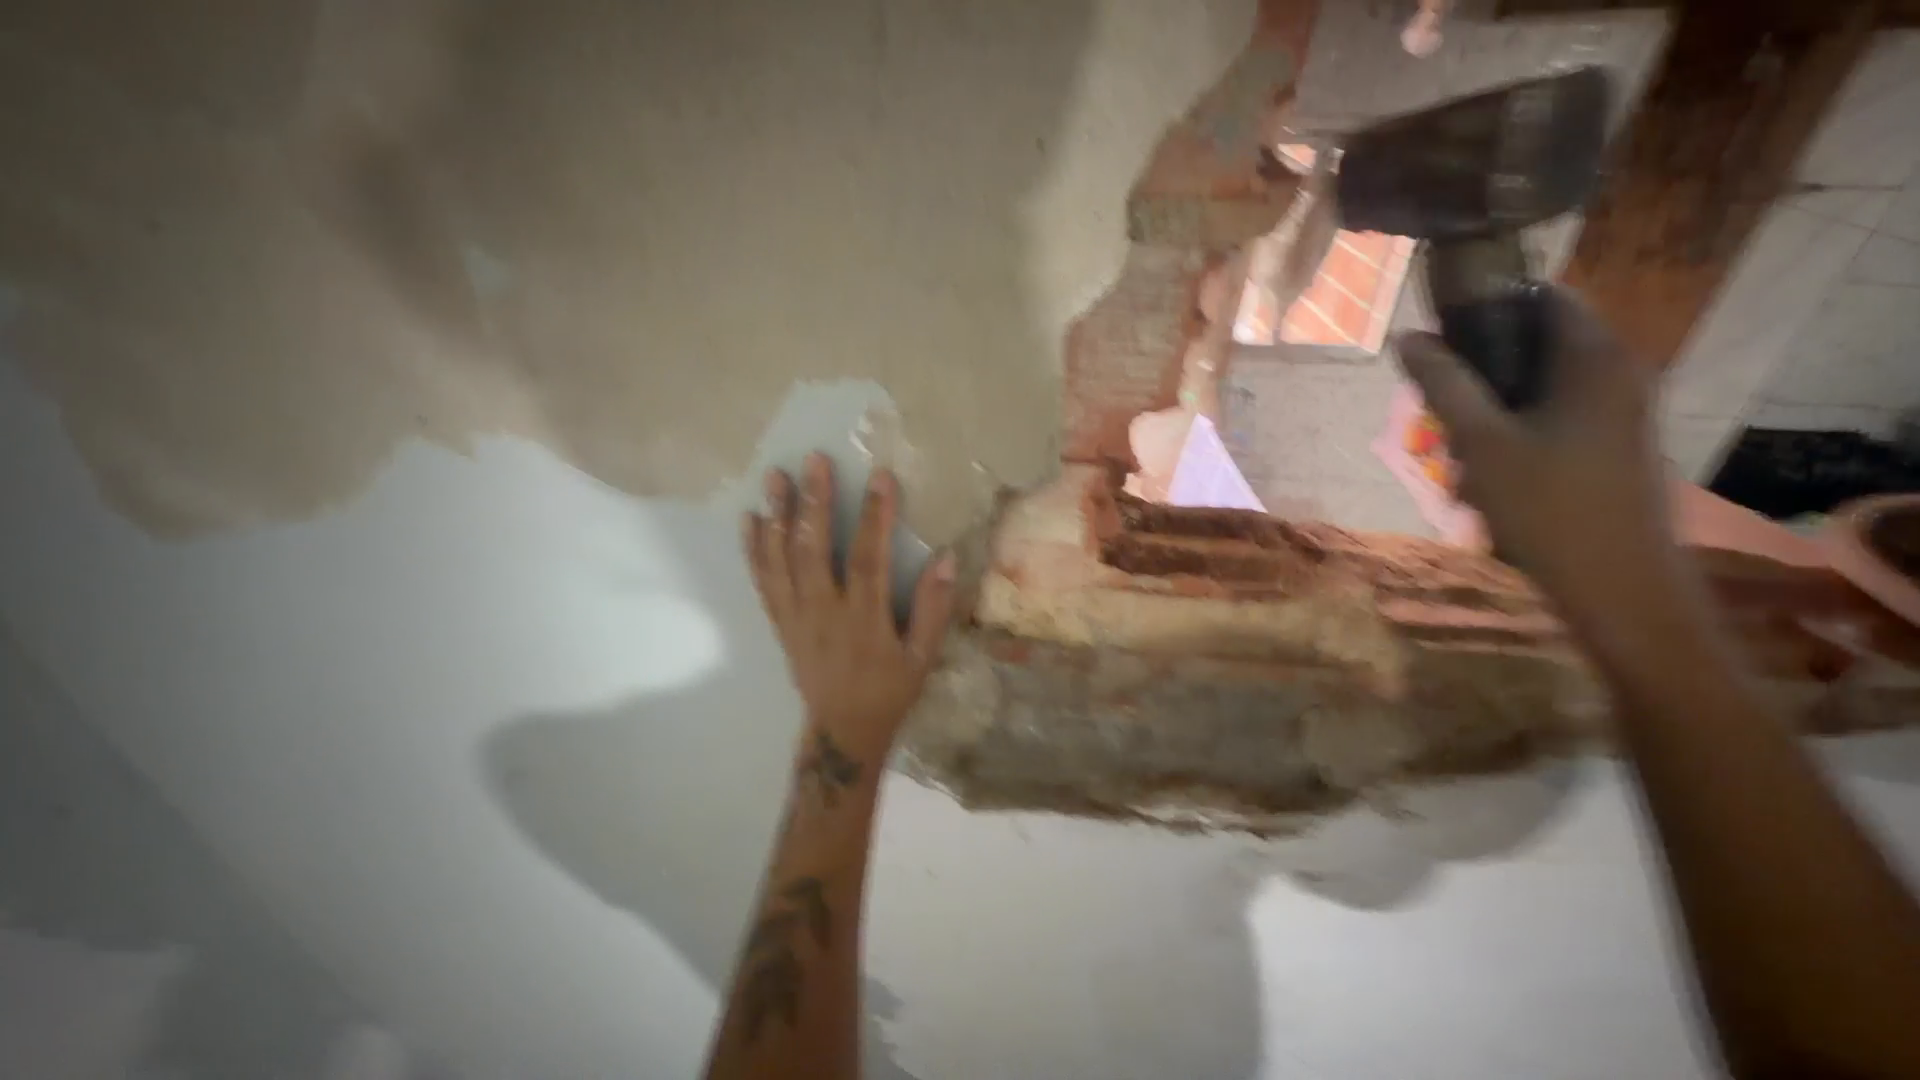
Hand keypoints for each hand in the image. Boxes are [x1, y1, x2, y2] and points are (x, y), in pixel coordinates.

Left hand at [743, 453, 956, 750]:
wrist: (843, 730)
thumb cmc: (889, 691)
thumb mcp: (923, 658)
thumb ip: (934, 610)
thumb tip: (946, 559)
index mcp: (864, 620)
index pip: (869, 558)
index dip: (874, 516)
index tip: (880, 477)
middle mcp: (823, 612)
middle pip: (814, 550)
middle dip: (814, 502)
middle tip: (814, 460)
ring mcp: (796, 616)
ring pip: (781, 560)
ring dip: (778, 516)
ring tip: (775, 476)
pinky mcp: (780, 622)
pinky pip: (763, 581)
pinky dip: (755, 549)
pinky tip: (752, 519)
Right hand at [1392, 288, 1679, 622]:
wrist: (1621, 589)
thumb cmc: (1548, 508)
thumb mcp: (1481, 442)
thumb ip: (1443, 384)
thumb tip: (1408, 337)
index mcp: (1595, 358)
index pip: (1543, 296)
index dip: (1488, 306)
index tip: (1441, 337)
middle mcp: (1620, 373)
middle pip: (1538, 342)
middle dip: (1482, 369)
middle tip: (1440, 406)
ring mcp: (1624, 412)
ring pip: (1542, 386)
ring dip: (1495, 408)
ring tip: (1460, 450)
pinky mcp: (1618, 447)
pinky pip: (1559, 417)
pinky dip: (1519, 432)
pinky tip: (1491, 477)